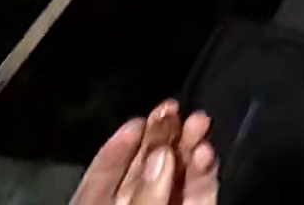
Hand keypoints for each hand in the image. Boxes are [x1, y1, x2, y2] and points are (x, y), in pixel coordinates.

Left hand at [71, 100, 218, 204]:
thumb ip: (142, 198)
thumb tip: (161, 155)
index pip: (97, 184)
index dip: (114, 150)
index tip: (135, 121)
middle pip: (143, 173)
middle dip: (159, 137)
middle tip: (171, 108)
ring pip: (175, 177)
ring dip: (189, 146)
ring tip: (198, 121)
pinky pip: (199, 194)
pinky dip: (205, 172)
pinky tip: (206, 152)